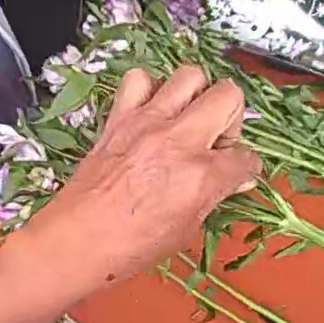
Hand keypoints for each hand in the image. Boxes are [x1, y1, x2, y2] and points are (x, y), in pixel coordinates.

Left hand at [17, 65, 259, 297]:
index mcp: (201, 176)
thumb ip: (211, 197)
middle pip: (229, 95)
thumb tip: (231, 180)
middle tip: (215, 142)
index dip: (246, 168)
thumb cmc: (129, 247)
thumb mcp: (184, 231)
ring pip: (189, 75)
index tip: (237, 173)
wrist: (76, 240)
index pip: (246, 157)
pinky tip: (150, 114)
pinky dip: (149, 89)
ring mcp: (146, 124)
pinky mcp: (118, 119)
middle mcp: (178, 141)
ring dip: (195, 96)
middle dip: (231, 118)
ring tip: (186, 122)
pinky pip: (138, 80)